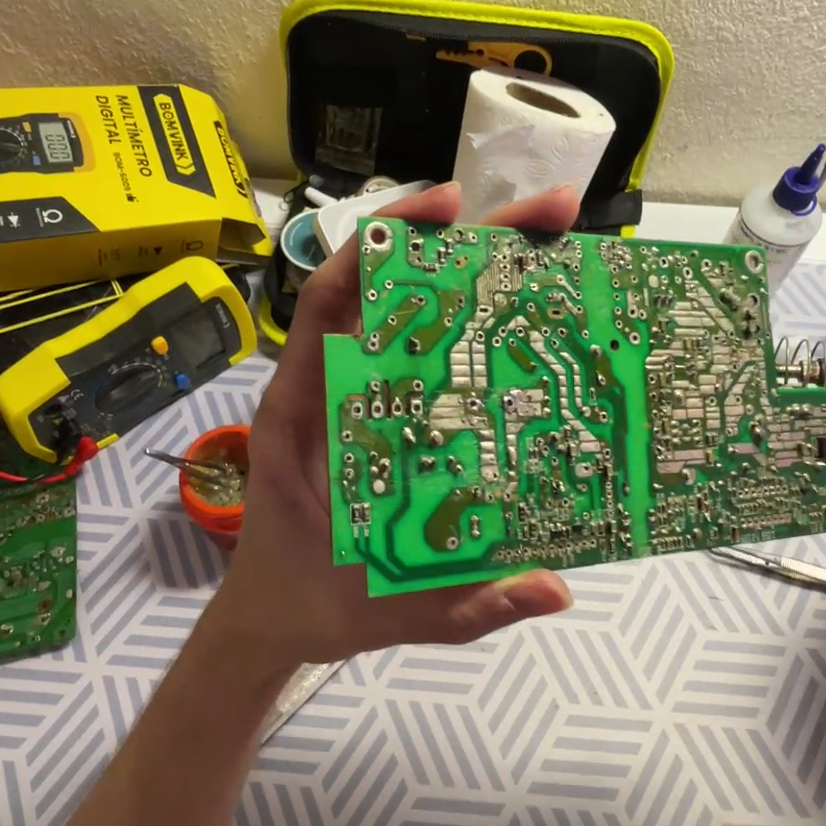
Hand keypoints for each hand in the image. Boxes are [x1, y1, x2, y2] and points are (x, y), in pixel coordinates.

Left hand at [199, 183, 576, 673]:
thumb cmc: (305, 604)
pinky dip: (467, 335)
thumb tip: (554, 589)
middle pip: (389, 293)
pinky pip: (422, 365)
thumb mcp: (378, 610)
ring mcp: (356, 403)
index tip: (452, 206)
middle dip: (464, 245)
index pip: (332, 301)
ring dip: (473, 280)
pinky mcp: (380, 422)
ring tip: (550, 255)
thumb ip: (460, 606)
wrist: (271, 619)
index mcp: (304, 413)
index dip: (384, 241)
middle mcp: (330, 392)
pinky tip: (523, 331)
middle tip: (549, 217)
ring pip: (409, 321)